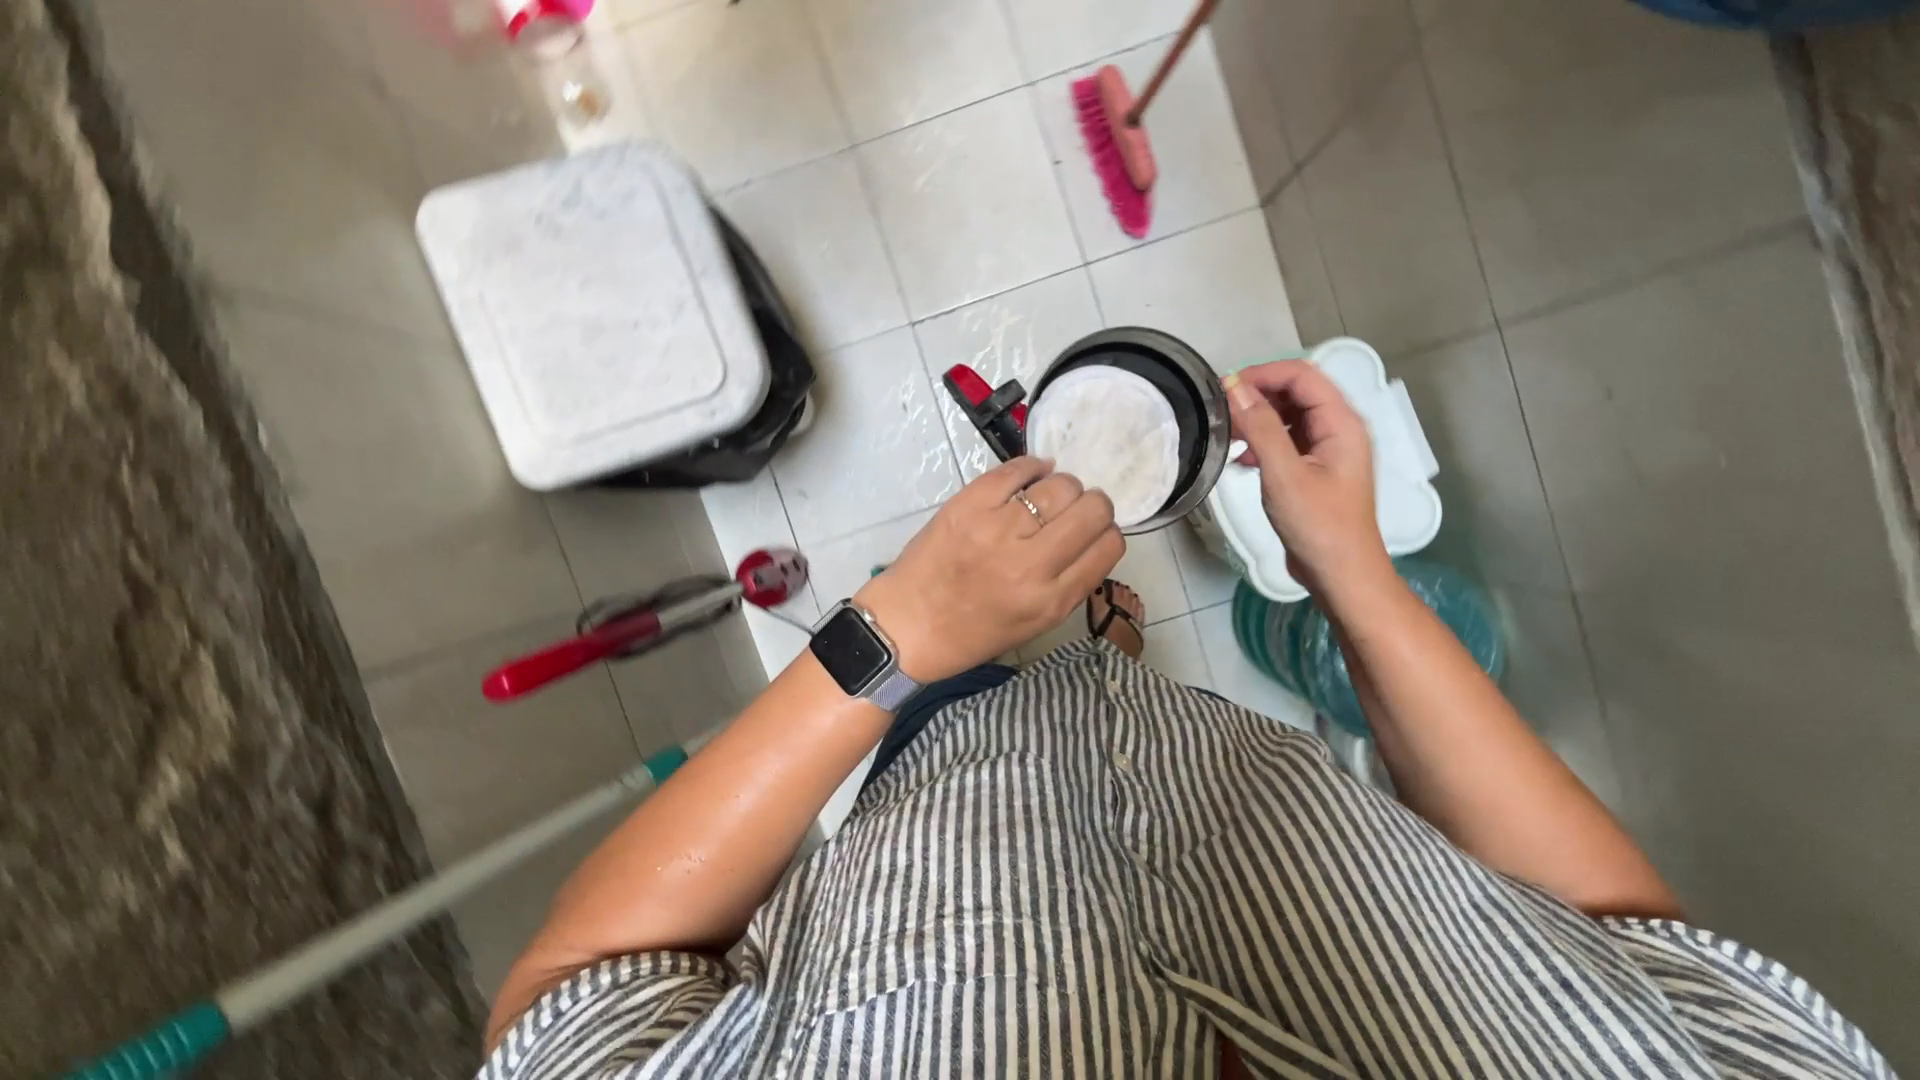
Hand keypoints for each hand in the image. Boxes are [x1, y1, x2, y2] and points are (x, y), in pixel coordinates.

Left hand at [851, 458, 1124, 682]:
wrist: (909, 625)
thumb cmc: (973, 632)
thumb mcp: (1036, 623)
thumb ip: (1070, 583)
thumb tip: (1094, 538)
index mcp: (1051, 599)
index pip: (1108, 546)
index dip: (1107, 533)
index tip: (1093, 532)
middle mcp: (1031, 563)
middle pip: (1093, 509)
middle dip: (1093, 505)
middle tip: (1076, 510)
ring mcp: (998, 529)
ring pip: (1061, 485)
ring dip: (1064, 486)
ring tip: (1050, 495)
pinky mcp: (969, 504)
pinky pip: (1018, 469)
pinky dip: (1033, 467)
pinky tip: (1033, 476)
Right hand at [1223, 361, 1392, 595]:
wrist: (1341, 574)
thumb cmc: (1319, 525)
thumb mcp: (1284, 475)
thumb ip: (1260, 428)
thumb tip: (1235, 389)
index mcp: (1341, 423)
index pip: (1302, 375)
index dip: (1263, 374)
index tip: (1224, 390)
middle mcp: (1339, 429)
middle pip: (1296, 392)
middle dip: (1257, 395)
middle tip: (1221, 413)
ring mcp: (1328, 450)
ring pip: (1289, 416)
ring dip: (1257, 420)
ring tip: (1227, 436)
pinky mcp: (1315, 470)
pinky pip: (1287, 440)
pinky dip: (1262, 442)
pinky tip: (1241, 460)